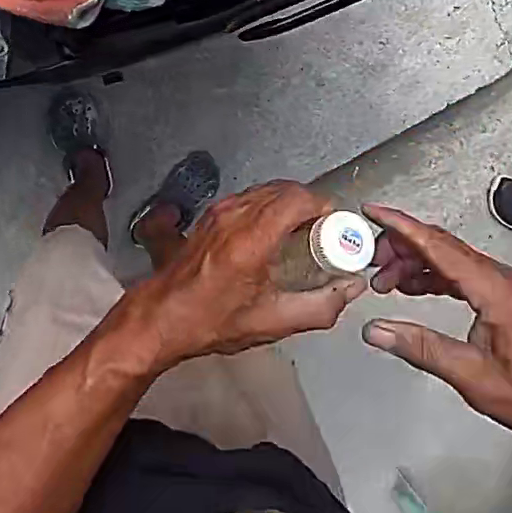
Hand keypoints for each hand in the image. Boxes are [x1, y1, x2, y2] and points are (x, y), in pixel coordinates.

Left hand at [117, 181, 368, 369]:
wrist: (163, 314)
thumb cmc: (210, 321)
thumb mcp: (272, 323)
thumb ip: (319, 306)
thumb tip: (348, 289)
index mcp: (252, 240)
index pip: (297, 199)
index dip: (322, 207)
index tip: (332, 227)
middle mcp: (236, 216)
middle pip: (285, 189)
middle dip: (310, 206)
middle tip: (321, 232)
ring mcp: (221, 210)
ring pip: (268, 189)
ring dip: (289, 204)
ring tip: (299, 234)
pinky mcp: (213, 213)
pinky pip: (251, 196)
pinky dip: (269, 206)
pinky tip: (272, 233)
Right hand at [361, 203, 511, 448]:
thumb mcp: (470, 375)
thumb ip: (419, 347)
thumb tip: (378, 330)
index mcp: (492, 288)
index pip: (435, 244)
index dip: (399, 225)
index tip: (374, 211)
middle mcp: (498, 278)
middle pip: (438, 245)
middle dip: (399, 246)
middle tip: (370, 259)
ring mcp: (502, 285)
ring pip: (447, 257)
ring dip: (413, 262)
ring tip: (385, 278)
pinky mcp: (503, 297)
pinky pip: (458, 272)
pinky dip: (431, 275)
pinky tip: (414, 287)